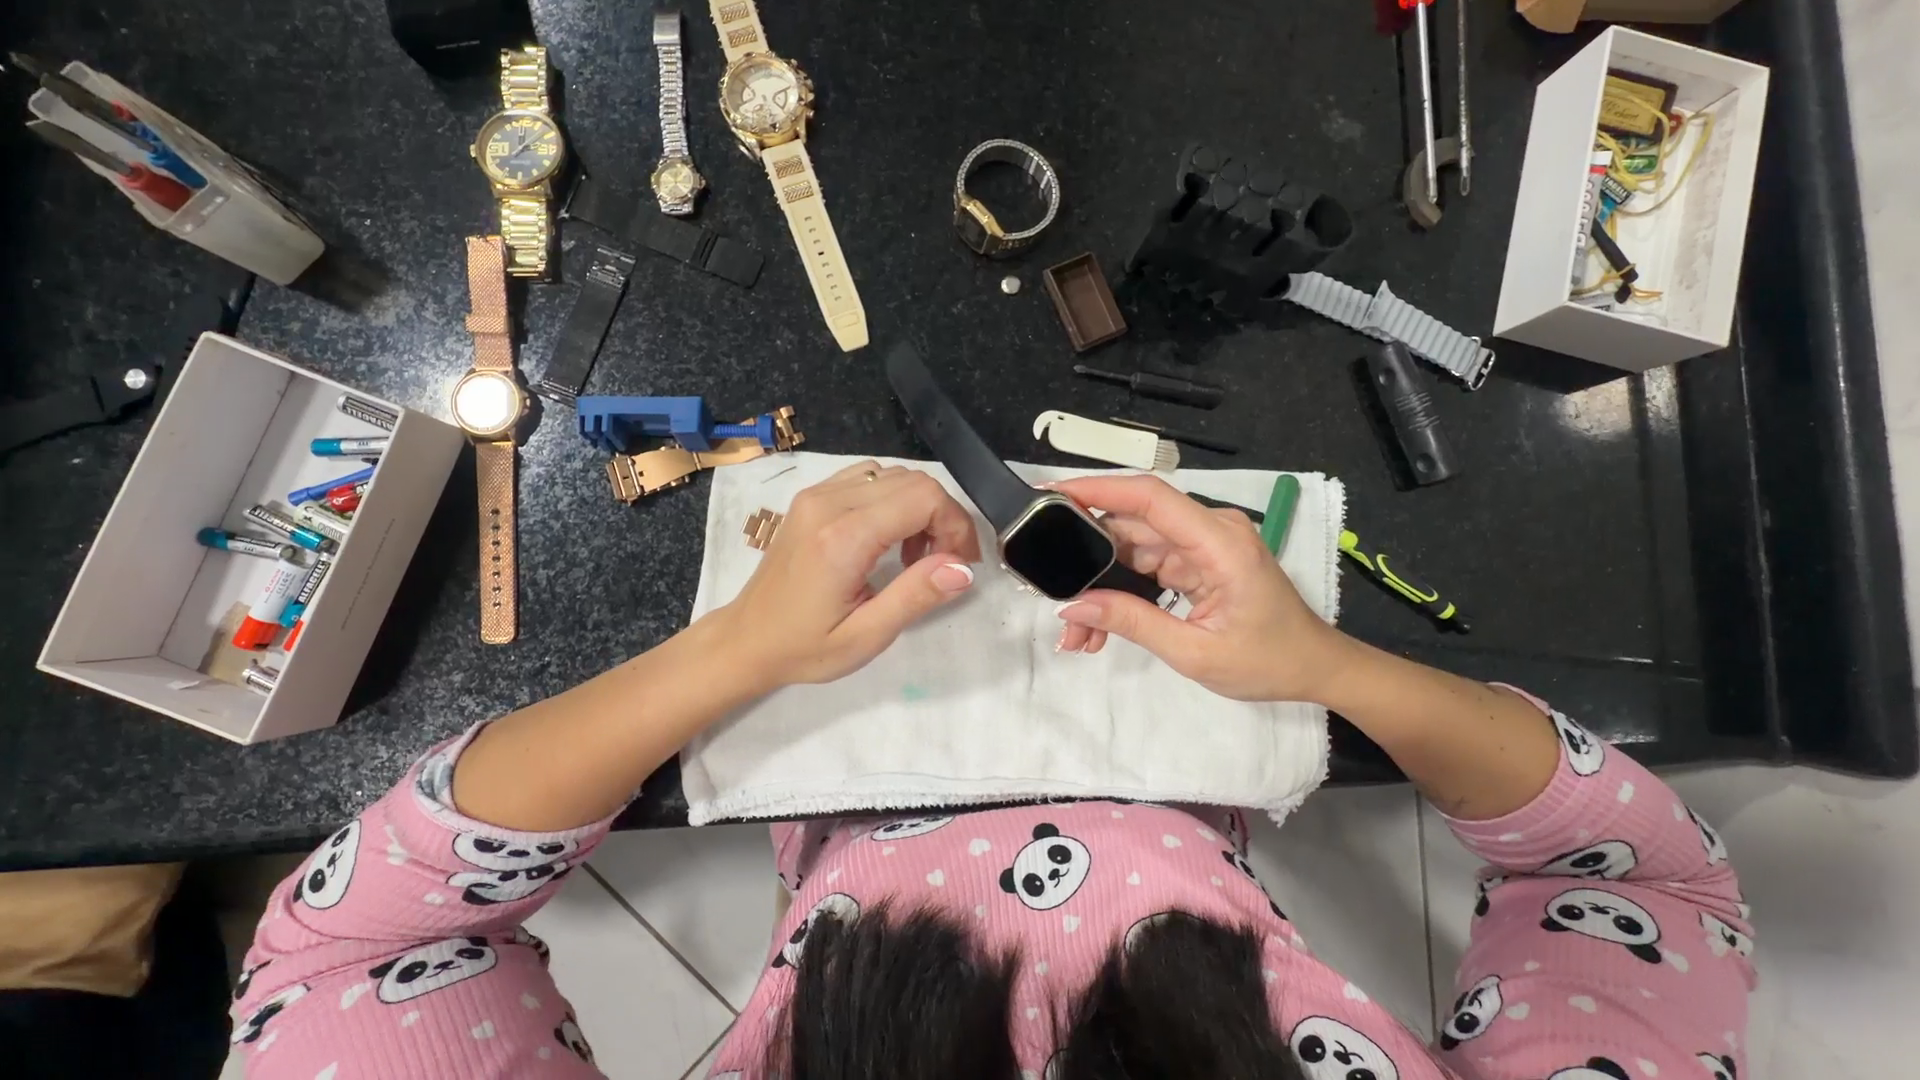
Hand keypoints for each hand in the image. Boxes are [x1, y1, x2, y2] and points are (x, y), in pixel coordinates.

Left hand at [712, 461, 982, 689]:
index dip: (955, 524)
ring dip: (919, 508)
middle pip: (914, 481)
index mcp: (843, 538)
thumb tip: (963, 568)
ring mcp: (816, 494)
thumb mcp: (865, 637)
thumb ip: (915, 596)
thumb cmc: (804, 647)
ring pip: (894, 474)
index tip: (960, 564)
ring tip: (915, 556)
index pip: (923, 497)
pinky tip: (888, 538)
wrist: (746, 640)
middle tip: (942, 564)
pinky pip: (870, 478)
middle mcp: (828, 503)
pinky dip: (894, 501)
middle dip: (942, 518)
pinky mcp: (812, 497)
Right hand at [1048, 474, 1351, 702]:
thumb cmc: (1267, 661)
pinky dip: (1119, 592)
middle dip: (1086, 559)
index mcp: (1219, 542)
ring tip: (1077, 632)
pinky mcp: (1194, 561)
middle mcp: (1208, 531)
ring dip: (1099, 584)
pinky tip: (1098, 625)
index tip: (1049, 495)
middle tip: (1051, 596)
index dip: (1097, 489)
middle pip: (1131, 526)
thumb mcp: (1195, 652)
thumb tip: (1073, 607)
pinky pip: (1144, 566)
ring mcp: (1200, 545)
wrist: (1314, 668)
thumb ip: (1133, 623)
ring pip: (1131, 549)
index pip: (1149, 498)